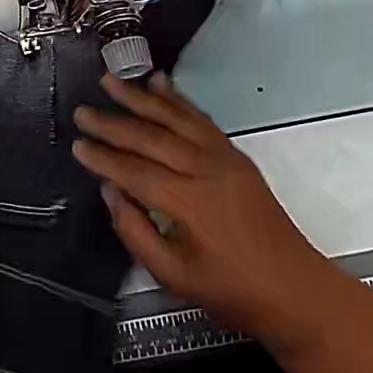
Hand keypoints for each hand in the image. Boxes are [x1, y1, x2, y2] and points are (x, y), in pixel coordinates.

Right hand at [72, 72, 330, 348]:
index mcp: (190, 203)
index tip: (77, 144)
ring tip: (111, 81)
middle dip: (113, 123)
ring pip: (175, 118)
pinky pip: (200, 119)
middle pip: (151, 138)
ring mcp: (224, 157)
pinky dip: (177, 99)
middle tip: (82, 111)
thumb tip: (110, 192)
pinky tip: (160, 83)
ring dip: (141, 98)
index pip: (134, 171)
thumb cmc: (231, 291)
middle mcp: (206, 170)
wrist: (295, 289)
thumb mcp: (173, 276)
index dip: (103, 158)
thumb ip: (135, 232)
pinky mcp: (236, 155)